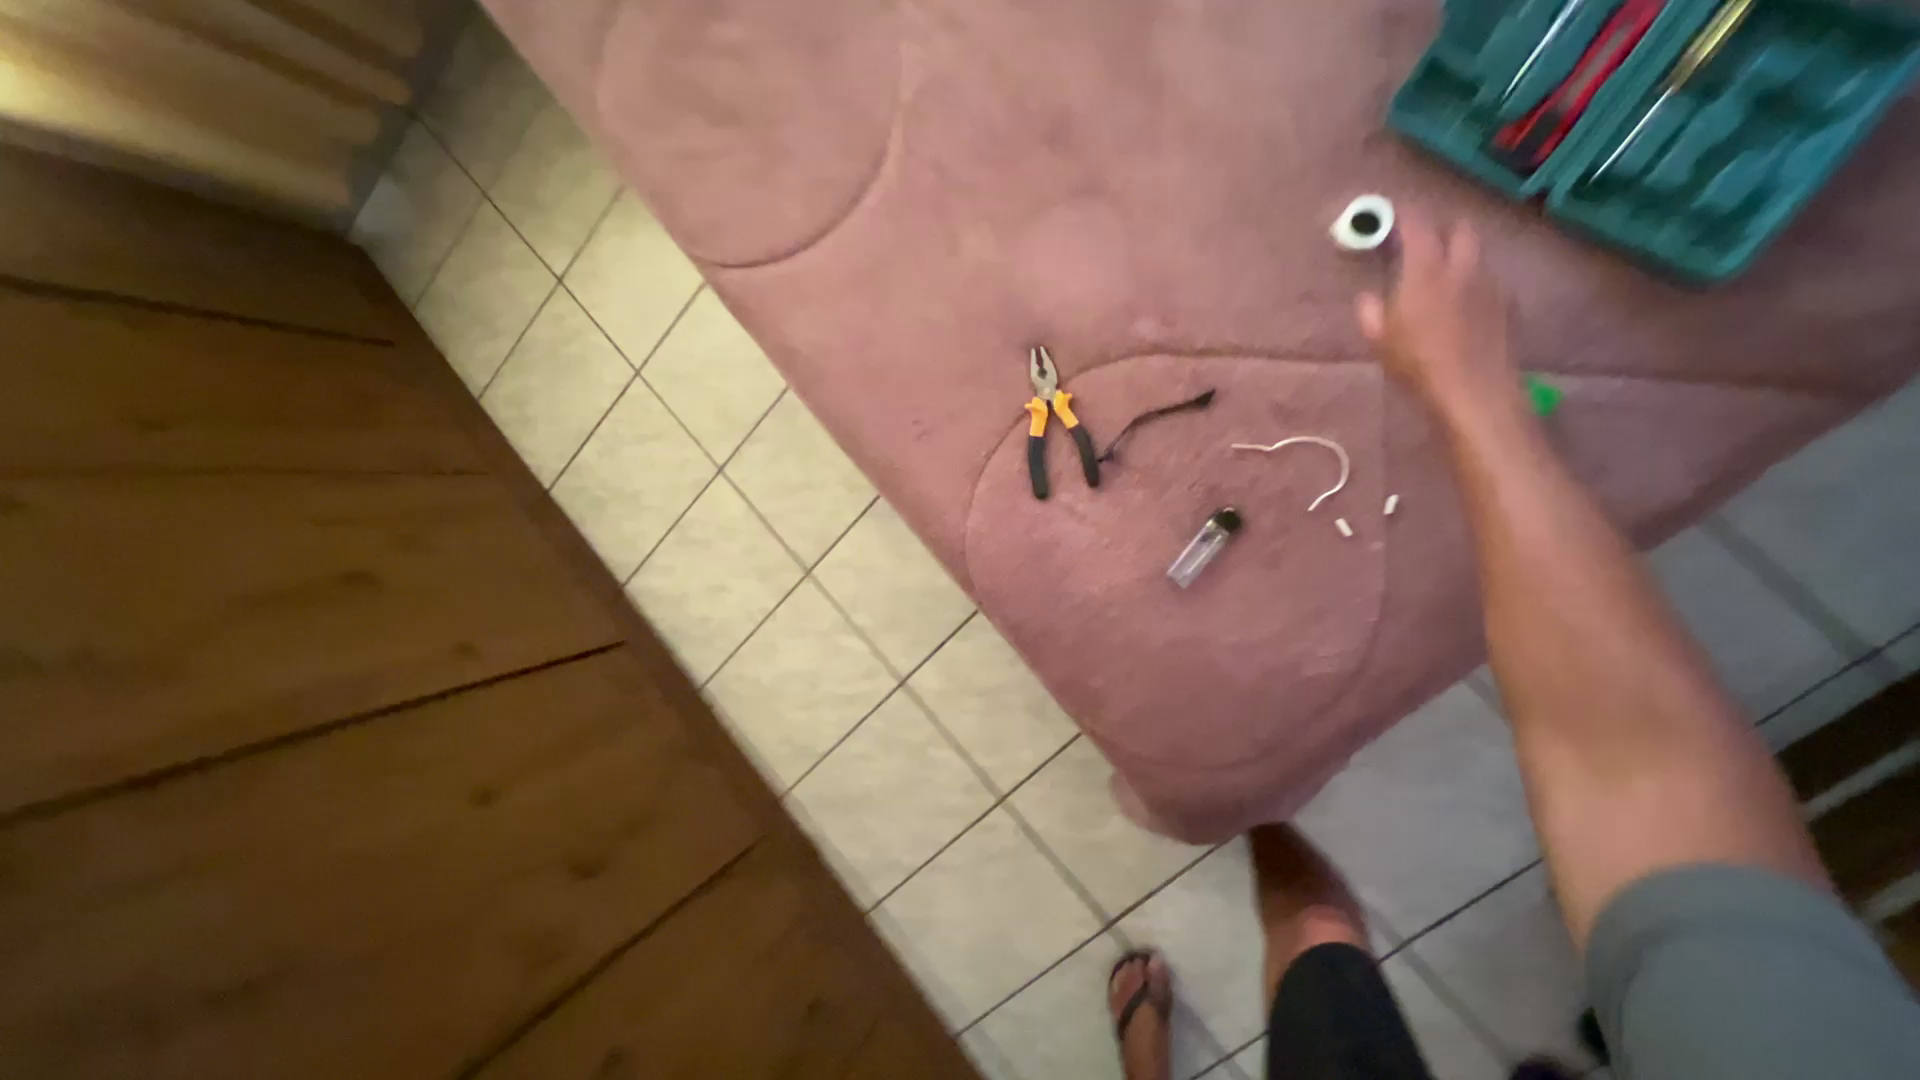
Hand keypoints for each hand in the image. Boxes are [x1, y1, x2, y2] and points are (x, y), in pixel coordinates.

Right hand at [1357, 214, 1521, 426]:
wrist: (1475, 392)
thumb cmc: (1418, 365)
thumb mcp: (1380, 342)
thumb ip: (1371, 313)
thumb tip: (1368, 298)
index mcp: (1426, 271)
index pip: (1417, 226)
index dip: (1404, 215)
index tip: (1392, 214)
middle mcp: (1463, 267)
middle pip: (1460, 229)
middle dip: (1441, 230)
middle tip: (1423, 244)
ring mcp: (1491, 284)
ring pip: (1477, 254)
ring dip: (1460, 257)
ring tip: (1443, 278)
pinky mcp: (1508, 304)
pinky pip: (1489, 280)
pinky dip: (1474, 283)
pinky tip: (1464, 307)